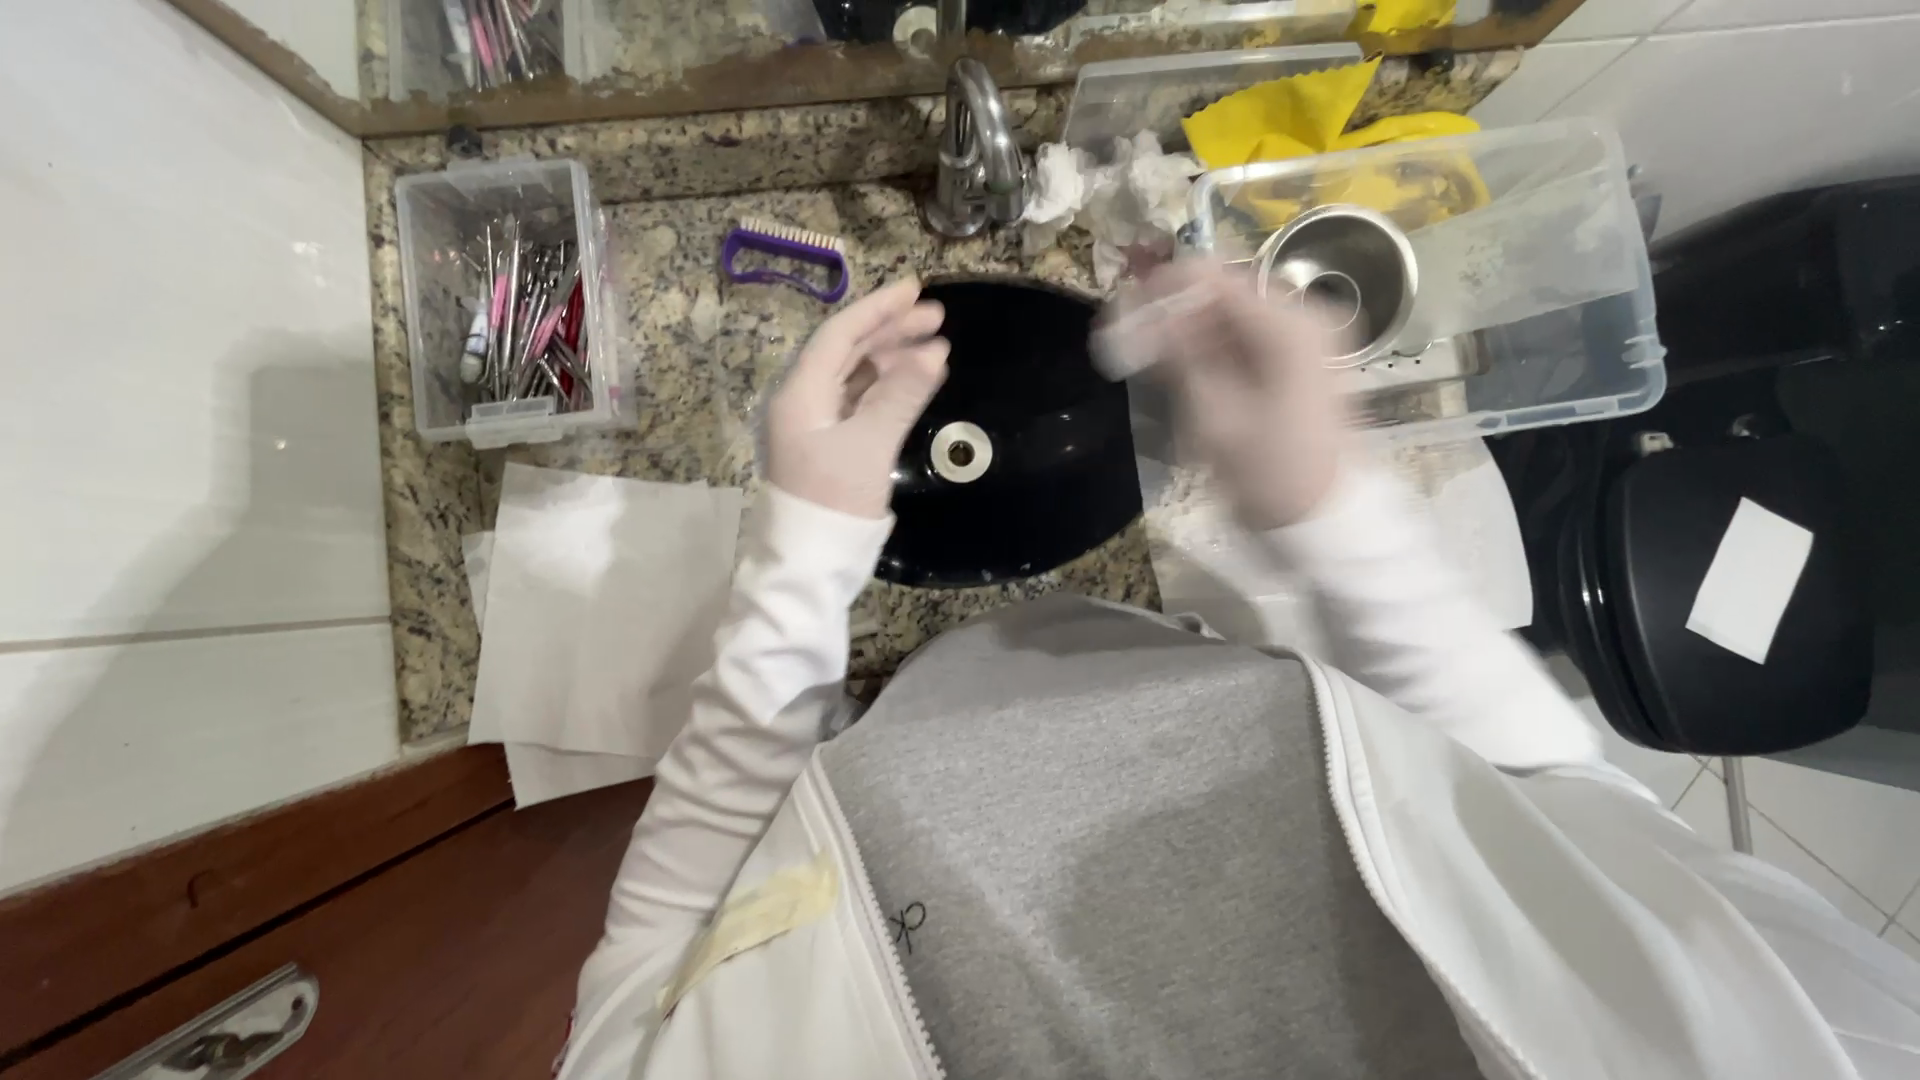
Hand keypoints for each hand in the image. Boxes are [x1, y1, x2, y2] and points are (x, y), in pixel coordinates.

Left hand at [766, 278, 949, 518]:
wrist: (811, 562)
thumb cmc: (835, 502)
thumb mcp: (870, 446)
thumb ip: (900, 396)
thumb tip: (935, 352)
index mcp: (801, 394)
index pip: (839, 335)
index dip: (878, 309)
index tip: (917, 290)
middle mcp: (802, 400)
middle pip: (846, 351)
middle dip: (890, 330)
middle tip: (937, 317)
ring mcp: (815, 424)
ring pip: (853, 376)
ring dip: (891, 358)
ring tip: (934, 348)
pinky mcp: (828, 445)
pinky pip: (857, 401)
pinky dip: (885, 387)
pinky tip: (913, 381)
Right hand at [1124, 259, 1352, 529]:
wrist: (1322, 521)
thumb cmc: (1269, 473)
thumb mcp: (1214, 414)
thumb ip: (1176, 353)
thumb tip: (1137, 309)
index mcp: (1291, 324)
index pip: (1213, 279)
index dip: (1160, 289)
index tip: (1117, 310)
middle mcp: (1304, 318)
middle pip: (1222, 294)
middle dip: (1170, 312)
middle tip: (1123, 339)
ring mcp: (1305, 339)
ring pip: (1229, 317)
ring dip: (1184, 332)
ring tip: (1143, 358)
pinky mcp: (1299, 360)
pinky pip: (1243, 339)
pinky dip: (1208, 350)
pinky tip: (1178, 370)